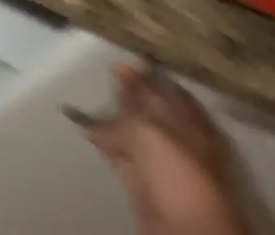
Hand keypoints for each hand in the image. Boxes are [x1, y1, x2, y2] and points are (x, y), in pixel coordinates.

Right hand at [70, 65, 250, 234]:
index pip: (170, 91)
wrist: (185, 231)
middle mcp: (179, 141)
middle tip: (102, 70)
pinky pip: (117, 152)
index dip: (150, 74)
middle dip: (128, 92)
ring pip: (132, 131)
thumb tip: (119, 70)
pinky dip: (100, 138)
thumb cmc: (180, 174)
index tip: (126, 56)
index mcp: (193, 125)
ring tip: (87, 92)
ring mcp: (160, 162)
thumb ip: (133, 105)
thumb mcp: (154, 132)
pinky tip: (81, 124)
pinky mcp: (140, 180)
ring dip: (112, 115)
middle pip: (150, 110)